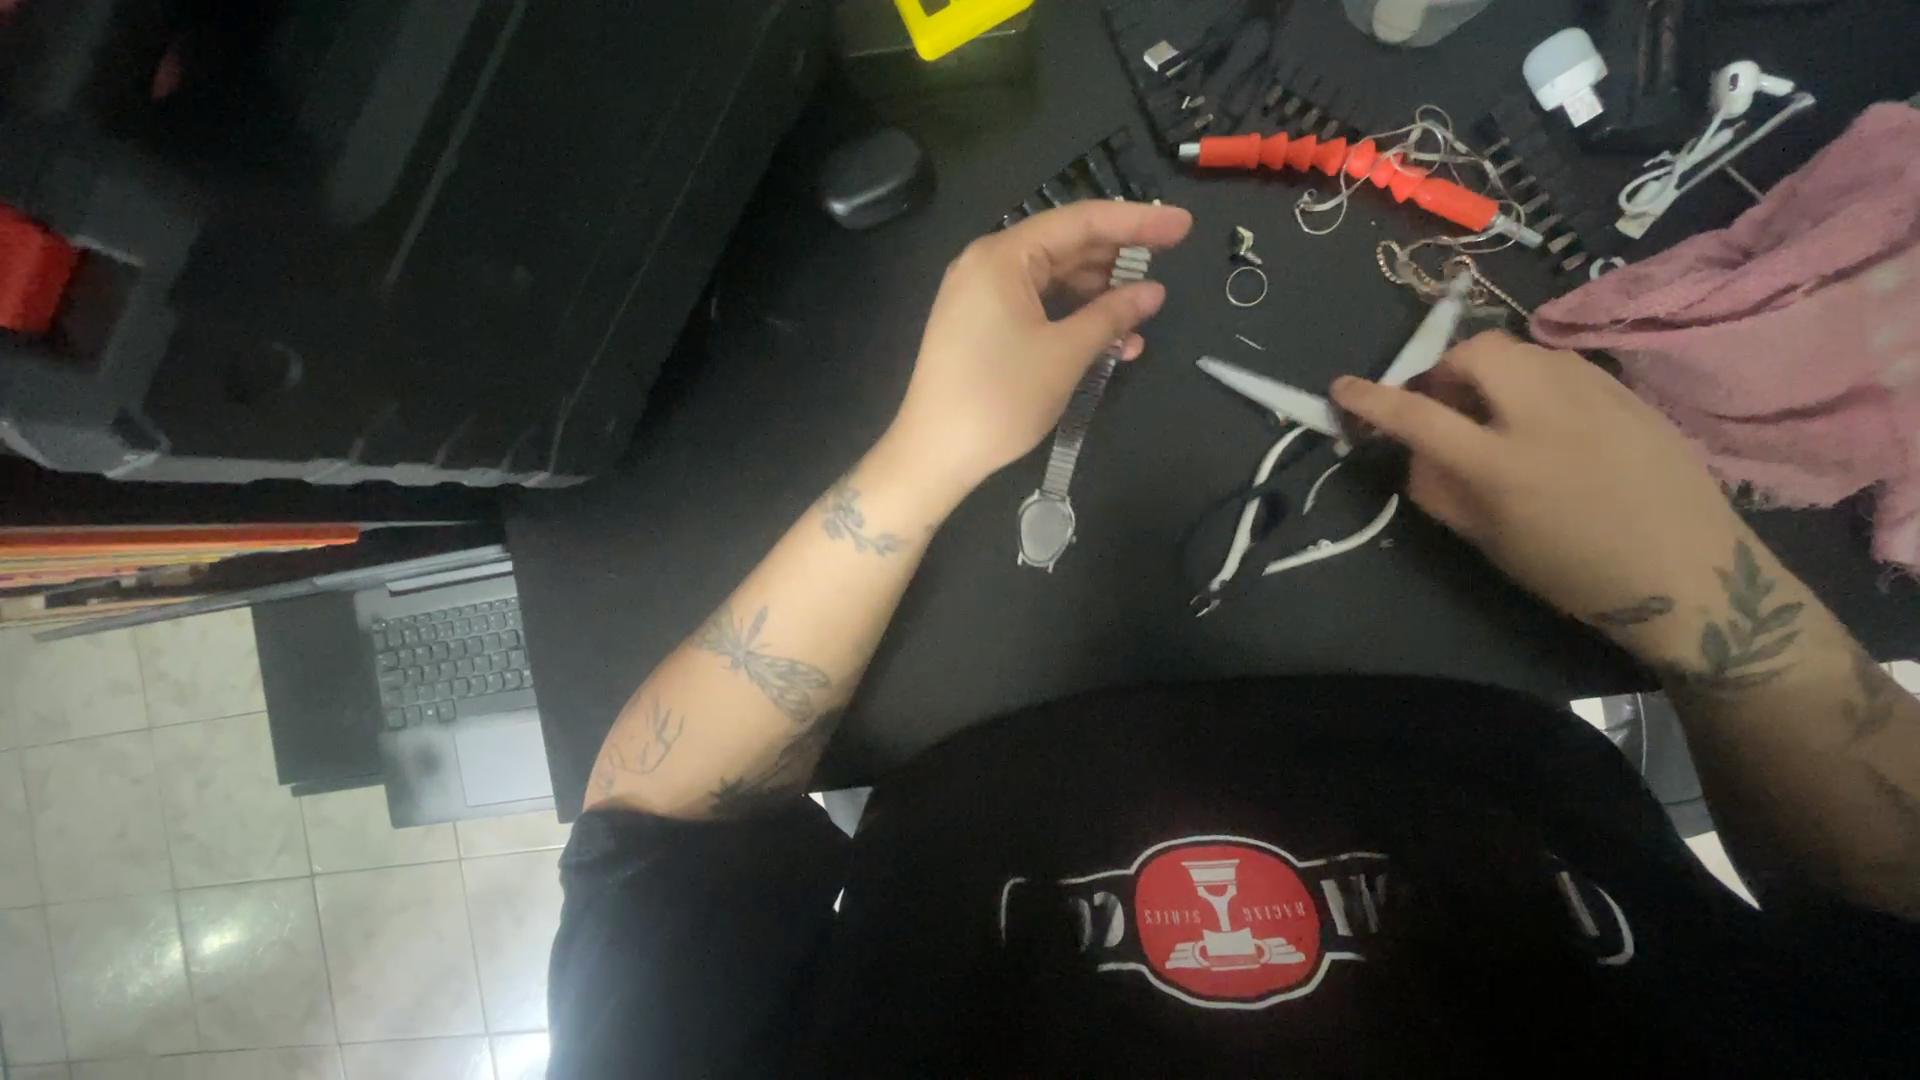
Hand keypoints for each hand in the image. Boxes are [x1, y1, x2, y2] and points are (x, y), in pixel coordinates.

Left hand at [883, 201, 1192, 490]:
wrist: (935, 454)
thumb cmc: (999, 398)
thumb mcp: (1064, 354)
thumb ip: (1111, 316)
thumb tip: (1152, 292)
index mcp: (1002, 257)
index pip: (1079, 222)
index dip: (1137, 222)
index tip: (1183, 227)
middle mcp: (987, 267)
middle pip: (1065, 249)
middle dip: (1118, 261)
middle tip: (1170, 264)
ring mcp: (981, 300)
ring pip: (1053, 285)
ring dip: (1098, 300)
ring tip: (1142, 318)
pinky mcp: (981, 330)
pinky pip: (1036, 312)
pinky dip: (1072, 323)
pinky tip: (1111, 345)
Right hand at [1329, 332, 1748, 644]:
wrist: (1687, 573)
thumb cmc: (1569, 570)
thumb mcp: (1484, 538)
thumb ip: (1437, 487)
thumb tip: (1411, 449)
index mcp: (1500, 464)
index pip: (1416, 415)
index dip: (1370, 398)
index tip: (1343, 389)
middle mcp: (1546, 414)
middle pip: (1477, 352)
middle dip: (1444, 368)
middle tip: (1441, 402)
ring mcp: (1595, 395)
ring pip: (1522, 350)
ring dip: (1489, 370)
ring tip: (1492, 408)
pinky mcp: (1628, 392)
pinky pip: (1561, 364)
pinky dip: (1531, 379)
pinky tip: (1540, 416)